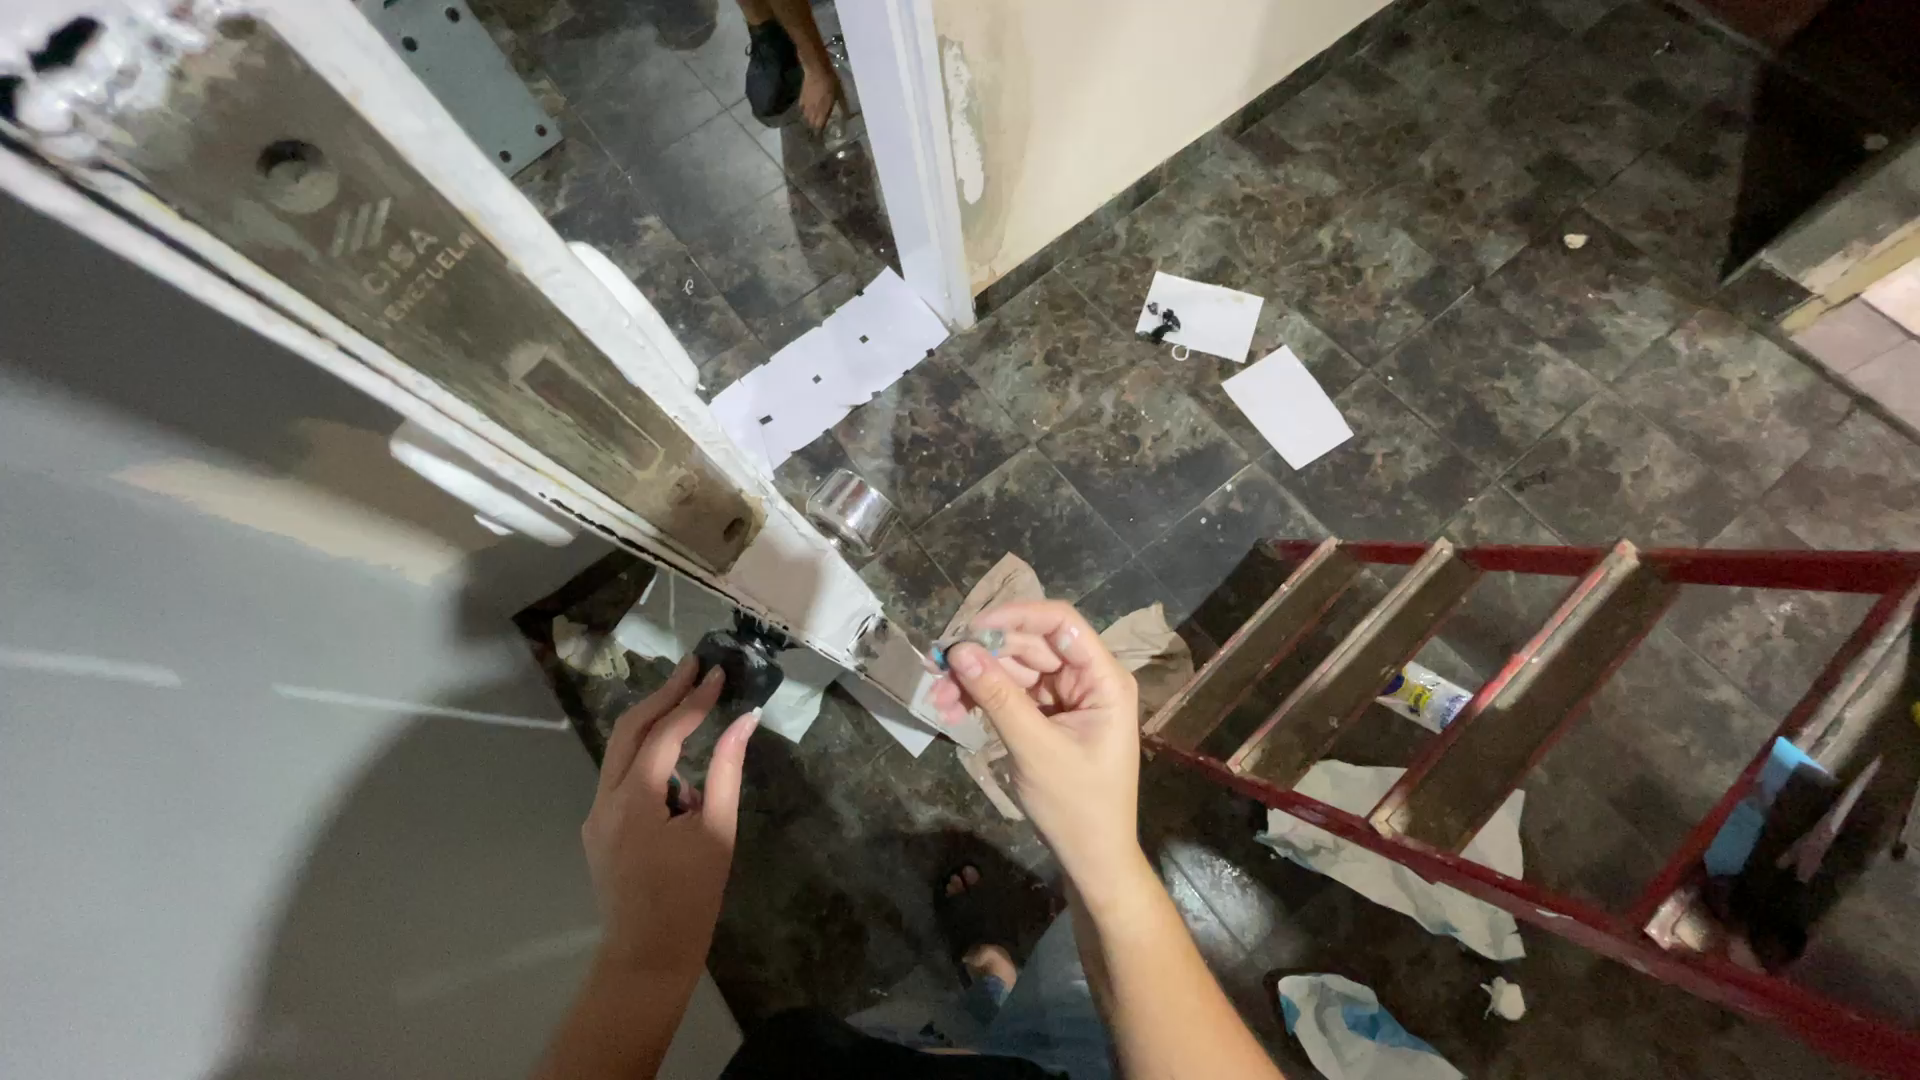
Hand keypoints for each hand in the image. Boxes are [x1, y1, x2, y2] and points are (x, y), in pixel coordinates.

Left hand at [581, 657, 757, 976]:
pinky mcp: (598, 825)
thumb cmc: (692, 896)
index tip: (717, 673)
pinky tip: (678, 753)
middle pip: (629, 729)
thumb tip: (744, 720)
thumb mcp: (718, 831)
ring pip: (621, 749)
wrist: (647, 955)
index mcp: (635, 802)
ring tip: (689, 696)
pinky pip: (622, 774)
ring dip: (654, 720)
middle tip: (694, 664)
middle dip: (663, 694)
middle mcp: (604, 800)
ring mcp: (595, 813)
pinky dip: (649, 752)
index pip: (665, 734)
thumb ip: (726, 769)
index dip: (693, 701)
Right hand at [798, 60, 842, 132]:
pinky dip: (804, 111)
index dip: (819, 134)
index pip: (819, 128)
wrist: (816, 68)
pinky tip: (807, 109)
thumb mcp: (840, 95)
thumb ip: (843, 107)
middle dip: (814, 128)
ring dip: (809, 120)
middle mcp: (813, 111)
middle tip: (818, 128)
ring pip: (806, 117)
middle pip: (811, 124)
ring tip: (812, 121)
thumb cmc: (831, 82)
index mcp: (823, 112)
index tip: (821, 139)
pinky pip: (802, 108)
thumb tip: (849, 117)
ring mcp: (806, 104)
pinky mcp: (801, 97)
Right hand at [928, 602, 1146, 897]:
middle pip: (1030, 645)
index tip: (971, 629)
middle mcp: (1087, 678)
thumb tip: (959, 651)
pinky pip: (1010, 692)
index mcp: (1103, 678)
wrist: (1091, 857)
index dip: (1016, 616)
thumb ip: (997, 697)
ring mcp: (1065, 696)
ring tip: (938, 699)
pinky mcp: (1047, 714)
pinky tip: (952, 712)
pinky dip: (982, 699)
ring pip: (1013, 668)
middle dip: (984, 656)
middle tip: (939, 669)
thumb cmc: (1077, 805)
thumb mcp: (1034, 749)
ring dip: (975, 680)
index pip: (1061, 623)